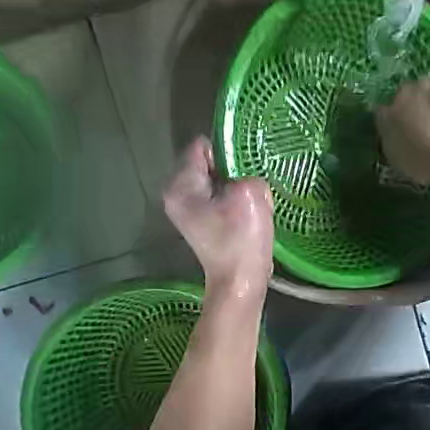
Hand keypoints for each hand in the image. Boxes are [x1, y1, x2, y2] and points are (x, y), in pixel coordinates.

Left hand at [163, 138, 273, 298]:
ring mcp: (189, 209)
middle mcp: (177, 194)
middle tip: (251, 187)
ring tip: (252, 203)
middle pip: (210, 163)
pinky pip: (222, 197)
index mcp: (180, 185)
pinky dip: (236, 201)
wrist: (241, 283)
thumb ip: (247, 171)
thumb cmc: (241, 239)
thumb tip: (246, 177)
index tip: (246, 166)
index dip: (227, 150)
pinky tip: (248, 214)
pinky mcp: (203, 221)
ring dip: (238, 187)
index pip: (202, 146)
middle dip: (234, 170)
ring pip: (220, 181)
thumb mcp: (250, 193)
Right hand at [376, 76, 429, 190]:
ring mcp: (425, 85)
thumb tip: (396, 134)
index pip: (384, 114)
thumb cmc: (426, 164)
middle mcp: (400, 96)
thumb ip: (394, 142)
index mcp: (385, 118)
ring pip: (428, 89)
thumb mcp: (400, 160)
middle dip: (415, 107)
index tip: (406, 130)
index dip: (396, 122)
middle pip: (406, 96)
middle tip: (429, 124)